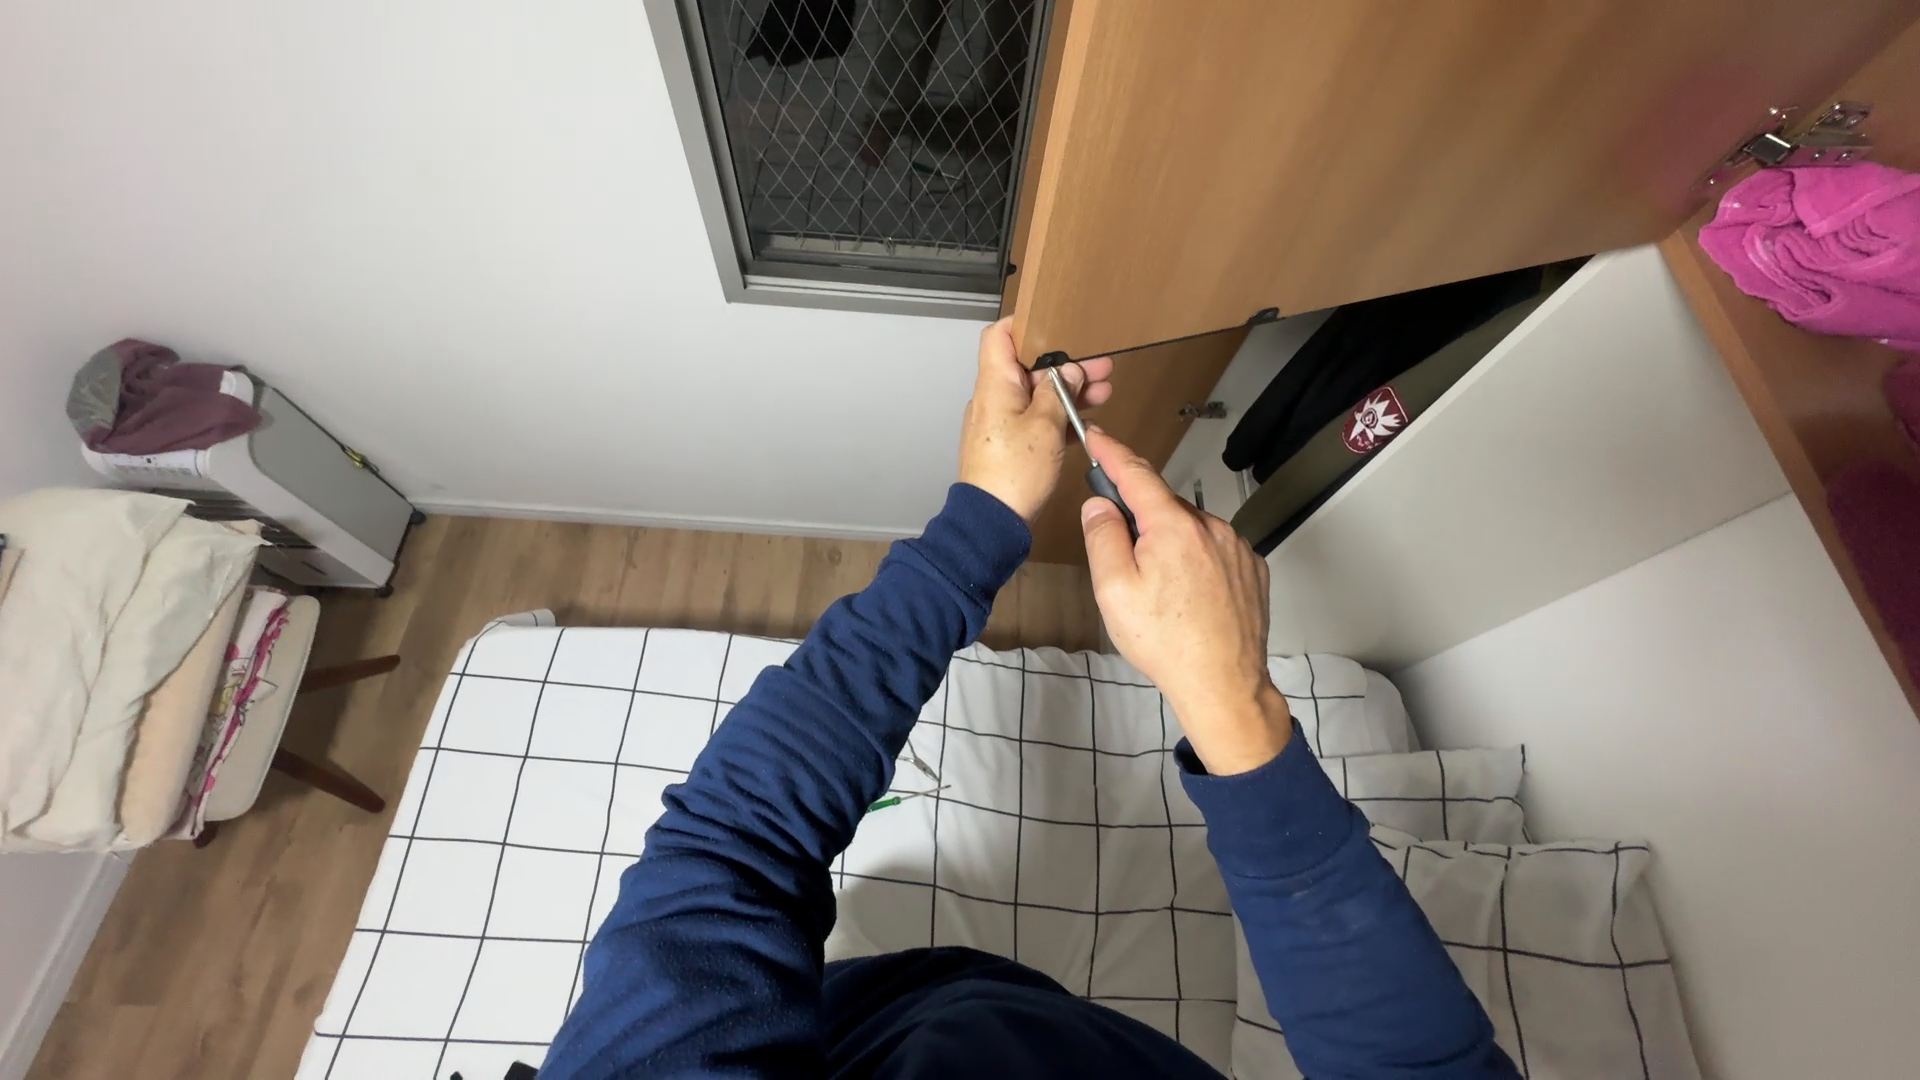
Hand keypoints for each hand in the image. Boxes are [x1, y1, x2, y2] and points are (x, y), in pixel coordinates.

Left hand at [958, 318, 1113, 523]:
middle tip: (1102, 367)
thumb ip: (1058, 392)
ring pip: (1037, 397)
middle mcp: (994, 401)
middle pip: (1028, 369)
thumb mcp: (1045, 426)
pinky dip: (1058, 419)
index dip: (1024, 326)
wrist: (992, 522)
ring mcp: (1001, 425)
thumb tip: (1067, 371)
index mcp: (995, 386)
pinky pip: (1036, 423)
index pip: (998, 337)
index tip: (1055, 325)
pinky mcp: (1010, 447)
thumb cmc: (1014, 474)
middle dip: (1065, 366)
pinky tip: (1086, 423)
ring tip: (1104, 392)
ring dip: (1068, 394)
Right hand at [1080, 430, 1290, 774]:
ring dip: (1168, 542)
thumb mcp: (1113, 590)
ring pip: (1190, 529)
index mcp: (1173, 526)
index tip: (1096, 435)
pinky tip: (1187, 595)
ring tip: (1160, 592)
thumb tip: (1100, 503)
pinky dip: (1195, 559)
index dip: (1112, 452)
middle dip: (1139, 517)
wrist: (1223, 685)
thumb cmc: (1163, 641)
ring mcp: (1237, 547)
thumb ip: (1103, 536)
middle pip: (1163, 505)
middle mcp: (1211, 526)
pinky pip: (1214, 549)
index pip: (1136, 473)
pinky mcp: (1252, 569)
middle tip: (1122, 559)